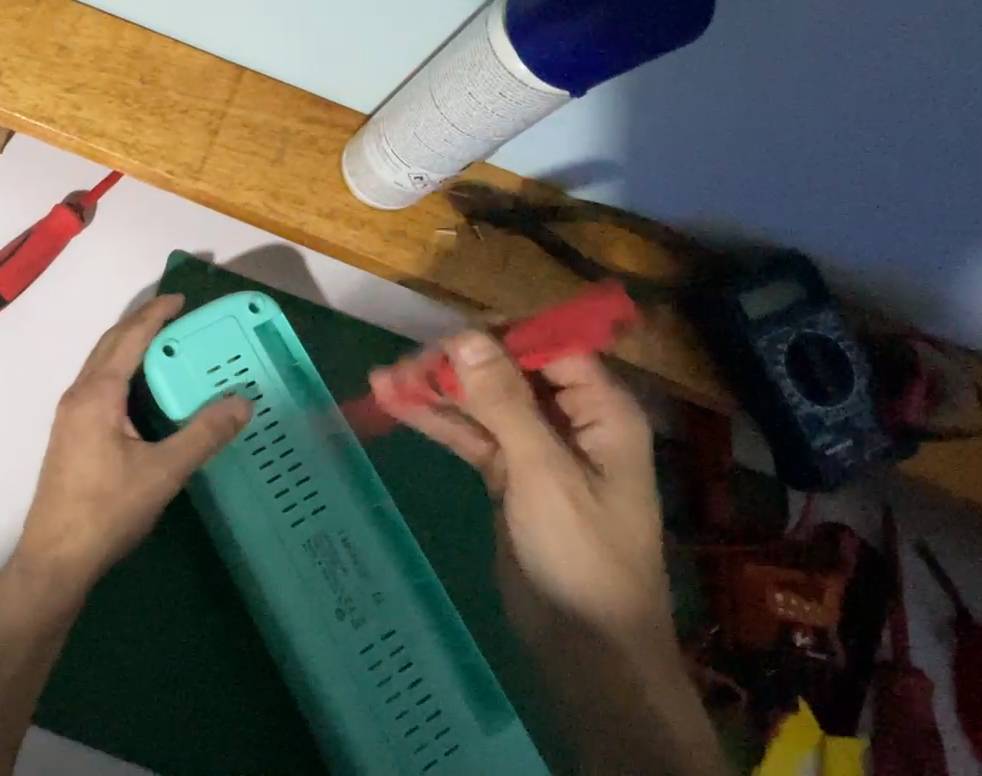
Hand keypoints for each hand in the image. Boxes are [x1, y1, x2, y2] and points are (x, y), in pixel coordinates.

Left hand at [11, 294, 251, 597]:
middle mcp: (78, 395)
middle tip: (175, 314)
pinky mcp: (70, 434)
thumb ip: (202, 435)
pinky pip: (97, 385)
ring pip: (100, 365)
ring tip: (162, 344)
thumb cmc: (107, 511)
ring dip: (127, 346)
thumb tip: (242, 404)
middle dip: (140, 324)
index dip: (155, 315)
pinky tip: (140, 390)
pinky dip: (120, 371)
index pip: (128, 339)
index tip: (180, 298)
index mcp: (97, 394)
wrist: (55, 556)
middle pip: (109, 345)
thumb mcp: (162, 473)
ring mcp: (69, 415)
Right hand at [373, 331, 670, 645]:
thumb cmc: (581, 554)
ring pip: (480, 401)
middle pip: (506, 371)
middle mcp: (570, 420)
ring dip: (435, 390)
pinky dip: (435, 419)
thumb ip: (503, 402)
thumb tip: (464, 335)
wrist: (585, 646)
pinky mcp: (507, 473)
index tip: (441, 338)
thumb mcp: (543, 473)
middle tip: (401, 368)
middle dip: (454, 364)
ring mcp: (535, 447)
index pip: (549, 348)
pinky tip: (394, 403)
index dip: (496, 336)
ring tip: (380, 380)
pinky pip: (468, 433)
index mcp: (601, 411)